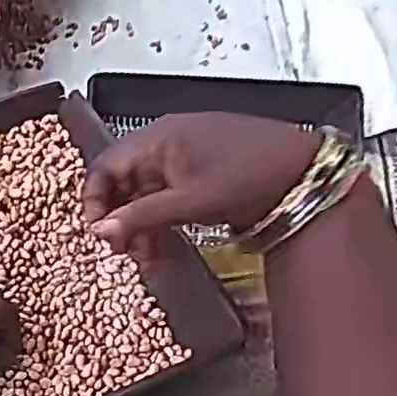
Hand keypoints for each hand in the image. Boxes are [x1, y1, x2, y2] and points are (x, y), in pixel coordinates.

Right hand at [82, 113, 323, 257]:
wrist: (303, 173)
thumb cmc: (249, 175)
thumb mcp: (189, 202)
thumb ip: (140, 217)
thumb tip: (99, 232)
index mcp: (158, 137)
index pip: (105, 166)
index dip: (94, 199)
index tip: (96, 230)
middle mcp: (164, 142)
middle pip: (120, 182)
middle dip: (116, 218)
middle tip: (118, 250)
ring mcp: (180, 158)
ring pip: (141, 195)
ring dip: (137, 227)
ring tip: (143, 258)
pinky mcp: (193, 175)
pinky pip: (162, 199)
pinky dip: (156, 223)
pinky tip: (159, 249)